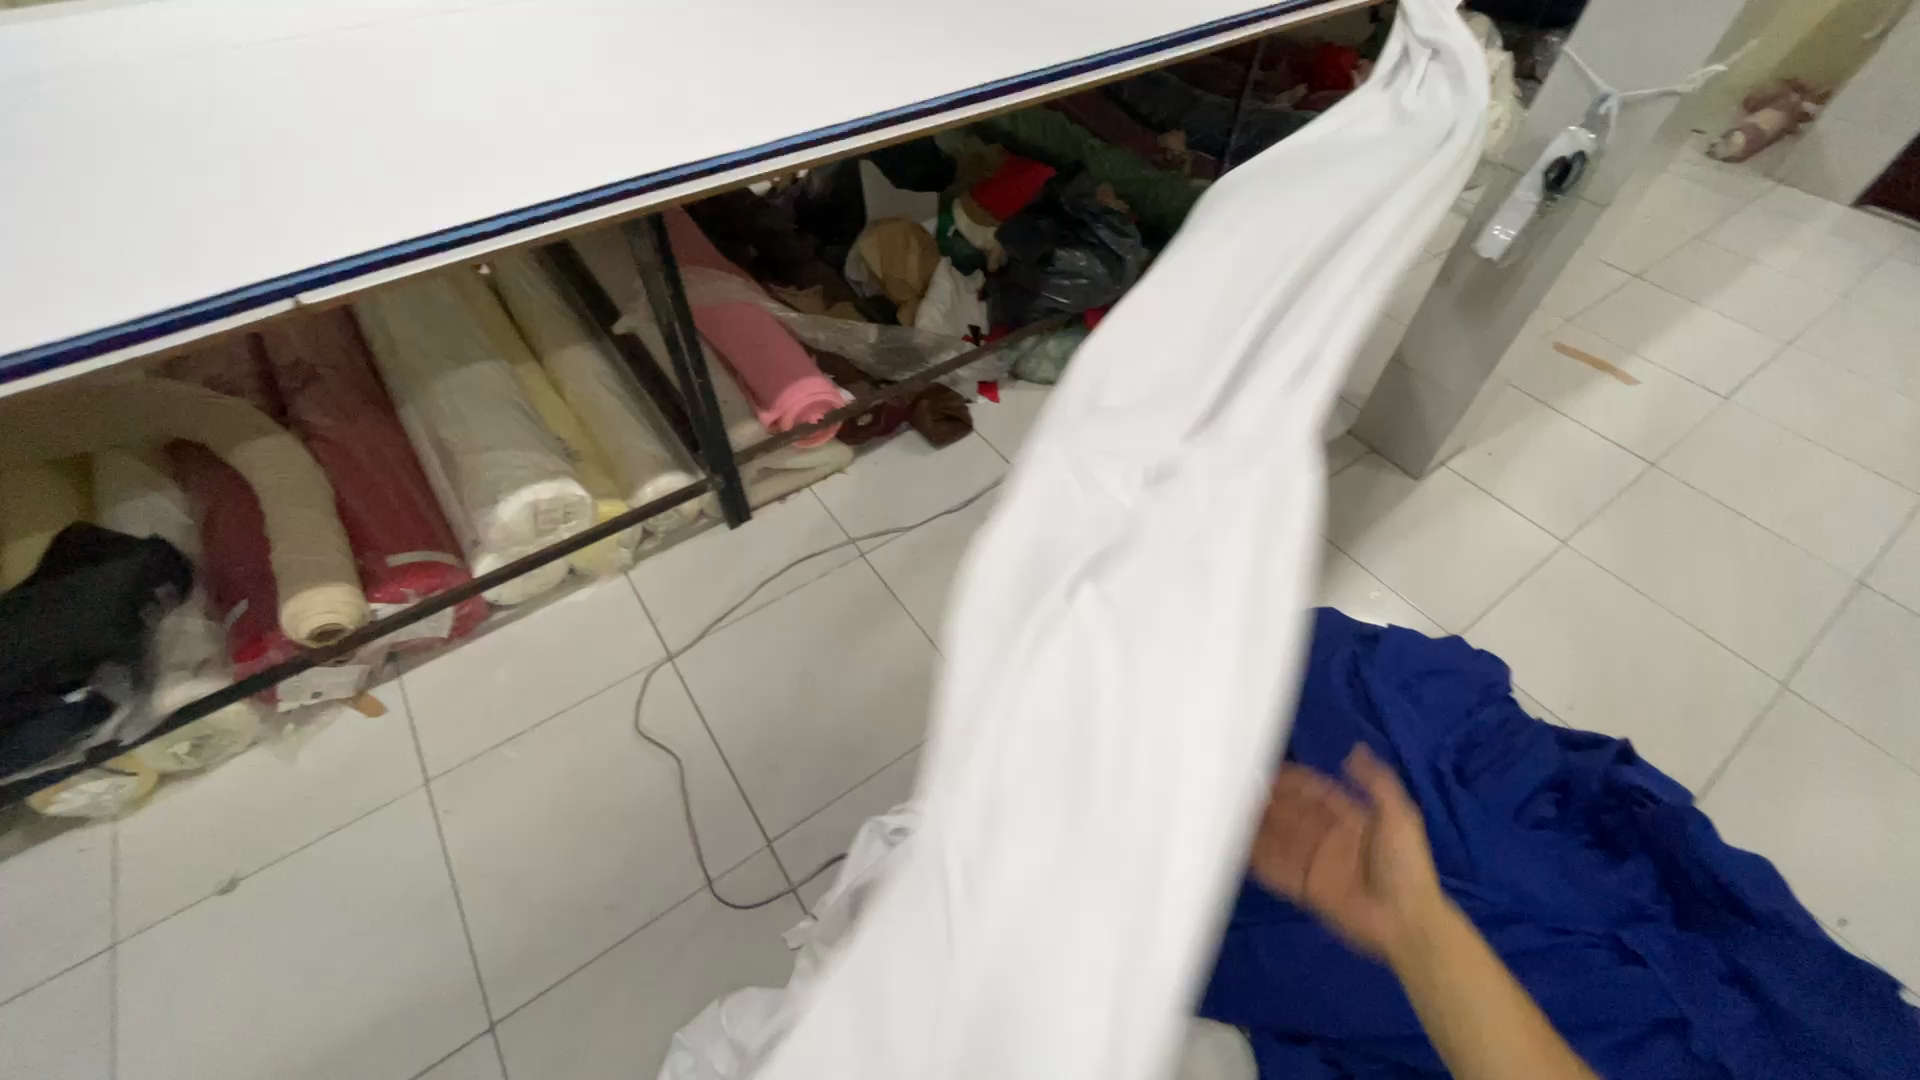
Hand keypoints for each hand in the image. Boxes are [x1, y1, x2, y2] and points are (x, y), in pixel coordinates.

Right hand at [1248, 744, 1448, 963]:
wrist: (1410, 923)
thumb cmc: (1405, 867)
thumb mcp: (1400, 818)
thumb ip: (1376, 783)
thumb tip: (1354, 750)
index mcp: (1348, 819)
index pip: (1314, 793)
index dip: (1293, 781)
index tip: (1268, 768)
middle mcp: (1327, 838)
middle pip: (1291, 814)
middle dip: (1268, 801)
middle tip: (1240, 787)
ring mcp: (1315, 863)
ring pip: (1279, 839)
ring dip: (1258, 827)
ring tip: (1232, 813)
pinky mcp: (1307, 889)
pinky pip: (1277, 870)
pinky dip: (1258, 859)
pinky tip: (1239, 847)